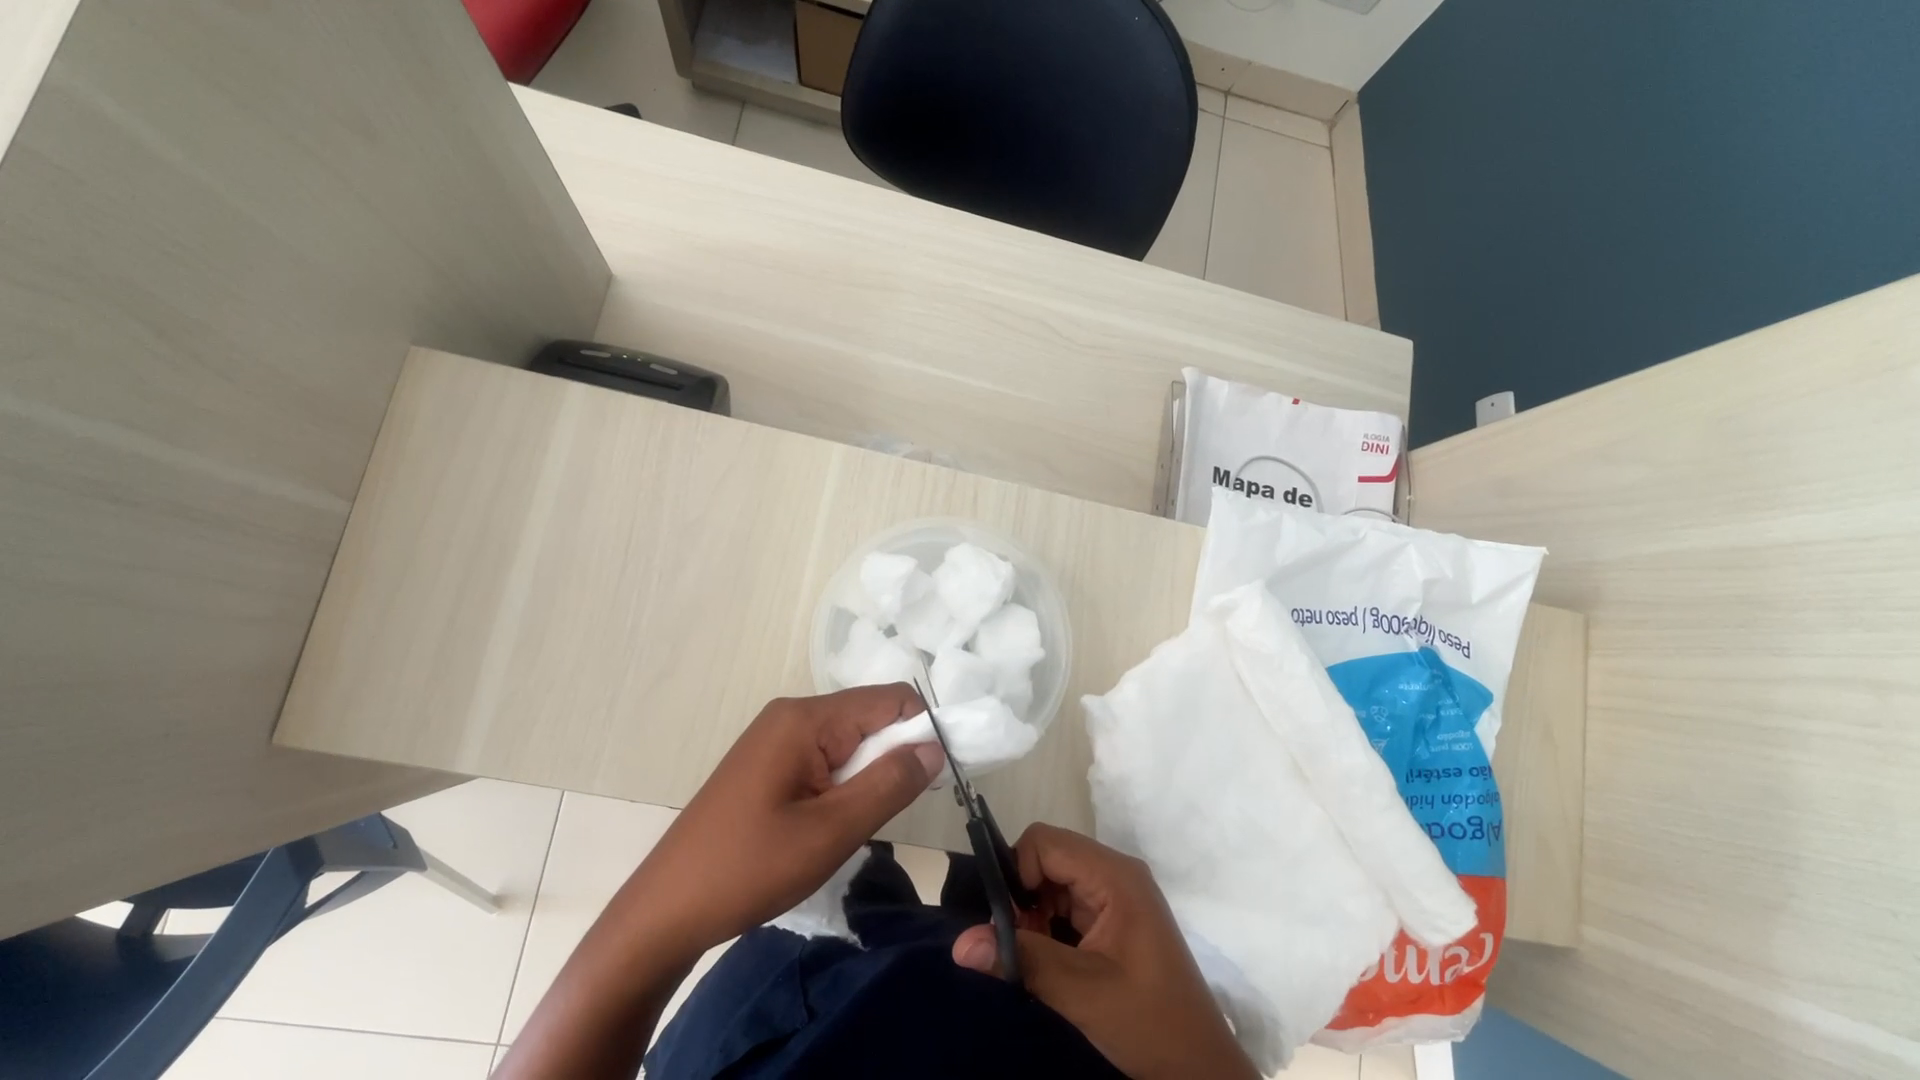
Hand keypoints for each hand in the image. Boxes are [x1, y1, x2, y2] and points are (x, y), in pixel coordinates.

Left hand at [624, 684, 944, 963]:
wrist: (668, 909)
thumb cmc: (750, 868)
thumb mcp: (832, 831)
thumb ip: (890, 784)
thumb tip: (935, 746)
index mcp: (805, 720)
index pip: (891, 699)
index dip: (921, 732)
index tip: (929, 782)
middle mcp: (791, 716)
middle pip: (870, 717)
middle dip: (891, 760)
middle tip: (877, 816)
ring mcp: (775, 739)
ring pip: (850, 742)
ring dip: (865, 779)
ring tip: (847, 827)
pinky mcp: (767, 764)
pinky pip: (825, 759)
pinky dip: (841, 787)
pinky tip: (825, 826)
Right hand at [951, 824, 1256, 1079]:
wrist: (1197, 1068)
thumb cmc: (1148, 1021)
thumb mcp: (1081, 991)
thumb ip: (1022, 958)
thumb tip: (961, 943)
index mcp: (1116, 876)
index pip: (1046, 842)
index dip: (1017, 871)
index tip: (1008, 920)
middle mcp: (1115, 875)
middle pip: (1048, 859)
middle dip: (1021, 896)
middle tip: (1015, 943)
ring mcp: (1116, 898)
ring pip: (1052, 884)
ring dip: (1032, 915)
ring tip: (1029, 957)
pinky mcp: (1112, 921)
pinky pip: (1065, 905)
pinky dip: (1046, 928)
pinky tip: (1046, 961)